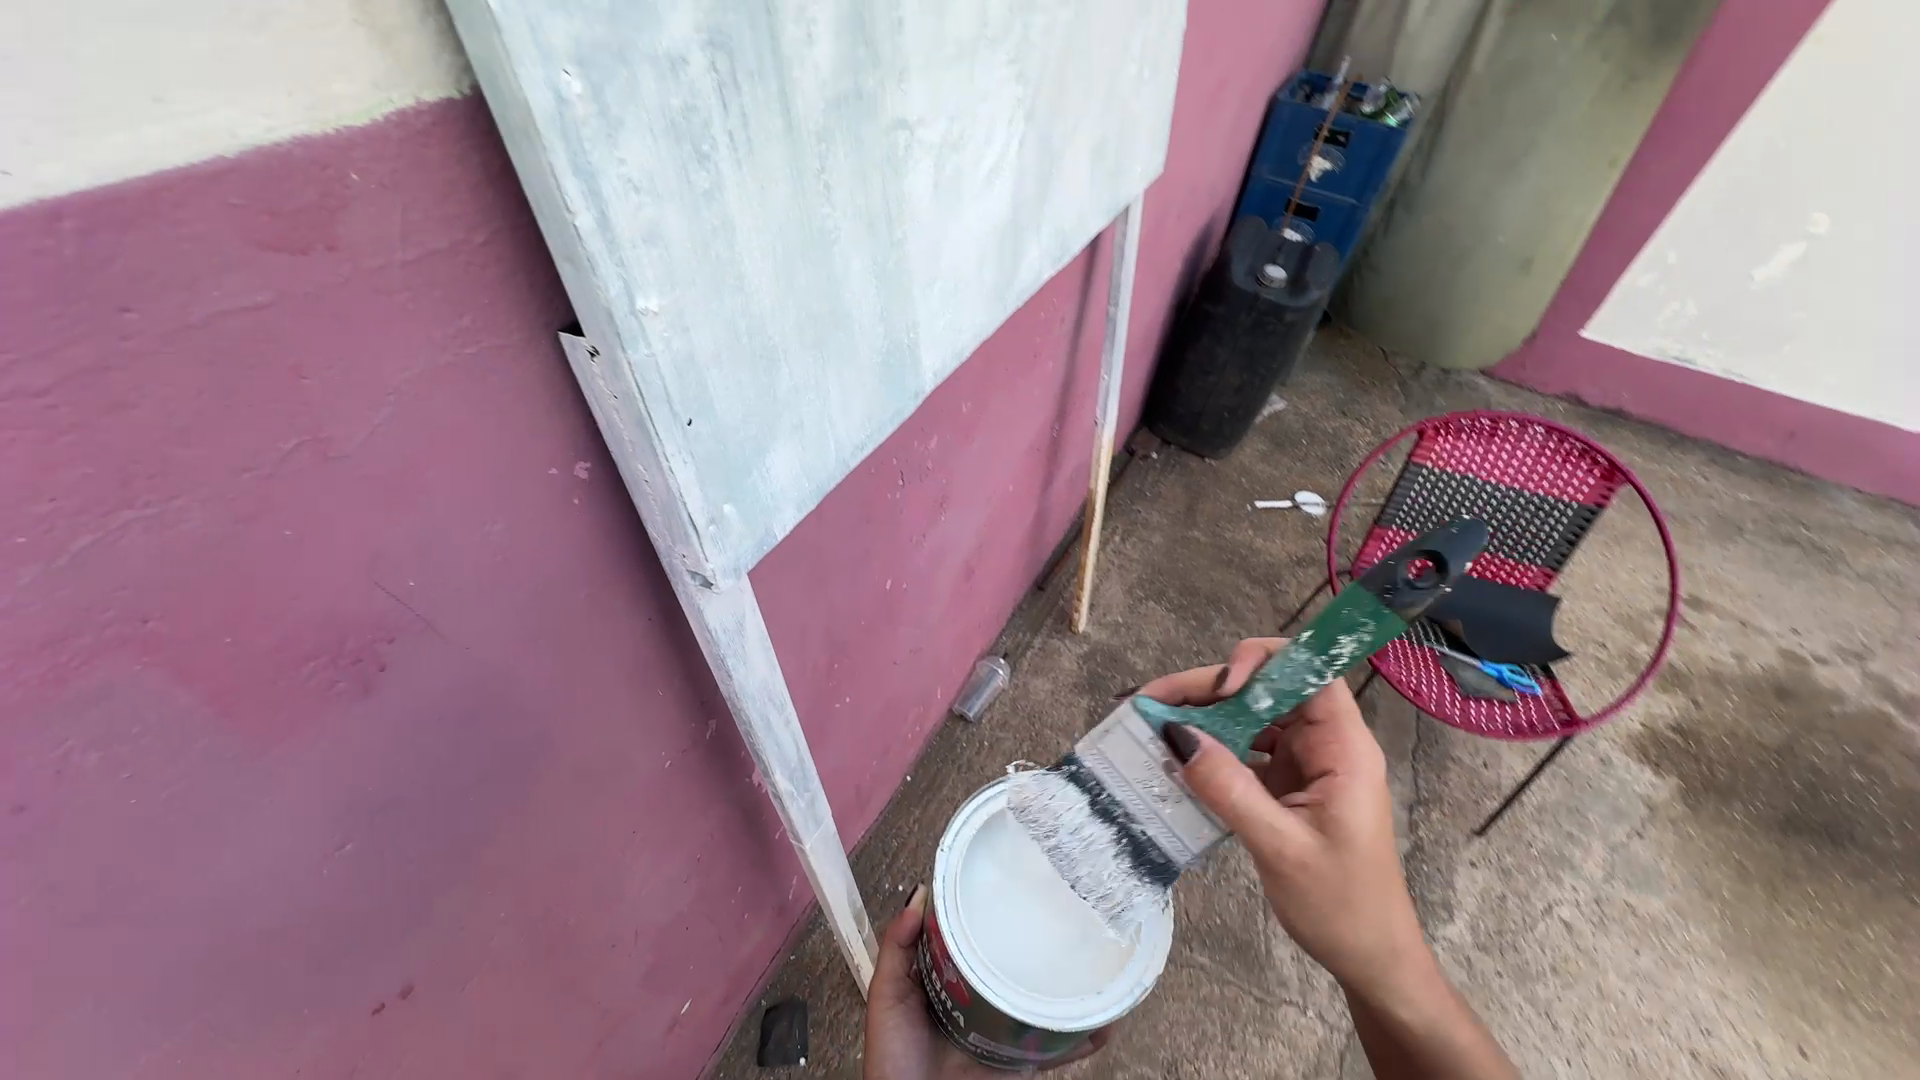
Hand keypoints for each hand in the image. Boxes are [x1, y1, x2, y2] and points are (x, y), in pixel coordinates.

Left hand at [863, 885, 1109, 1078]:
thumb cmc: (894, 1057)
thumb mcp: (887, 995)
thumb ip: (896, 946)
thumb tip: (920, 893)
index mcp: (949, 981)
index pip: (974, 938)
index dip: (990, 912)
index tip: (1013, 881)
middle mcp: (981, 1000)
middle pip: (1014, 965)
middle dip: (1039, 944)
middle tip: (1064, 912)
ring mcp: (1004, 1031)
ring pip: (1041, 1000)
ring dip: (1069, 985)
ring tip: (1096, 958)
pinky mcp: (1021, 1062)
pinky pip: (1057, 1047)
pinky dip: (1082, 1035)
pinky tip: (1104, 1018)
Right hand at [1137, 638, 1426, 997]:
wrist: (1370, 959)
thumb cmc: (1341, 905)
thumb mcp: (1279, 847)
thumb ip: (1228, 788)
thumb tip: (1176, 735)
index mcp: (1343, 748)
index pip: (1309, 672)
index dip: (1264, 664)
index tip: (1220, 689)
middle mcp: (1325, 744)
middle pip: (1267, 688)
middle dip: (1210, 687)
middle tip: (1152, 702)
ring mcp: (1305, 763)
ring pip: (1252, 715)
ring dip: (1204, 714)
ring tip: (1153, 722)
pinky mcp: (1286, 783)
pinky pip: (1245, 747)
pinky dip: (1211, 746)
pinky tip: (1177, 754)